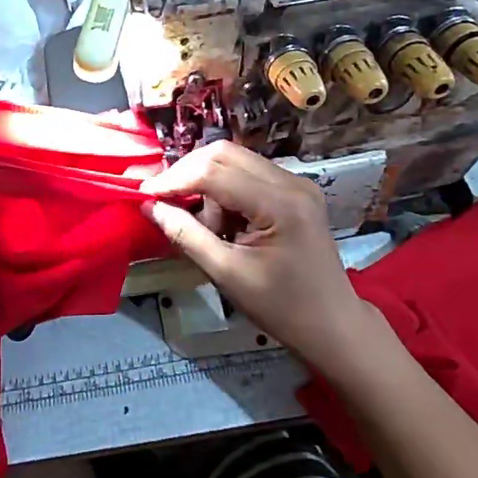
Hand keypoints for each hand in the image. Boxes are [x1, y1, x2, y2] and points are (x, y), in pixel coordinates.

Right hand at [138, 142, 387, 372]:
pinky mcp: (297, 191)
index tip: (145, 195)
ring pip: (236, 161)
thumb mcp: (227, 274)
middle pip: (225, 153)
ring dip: (208, 184)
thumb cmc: (281, 307)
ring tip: (204, 226)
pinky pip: (250, 175)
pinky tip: (223, 222)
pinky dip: (226, 191)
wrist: (332, 324)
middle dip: (188, 173)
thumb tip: (150, 207)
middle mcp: (292, 182)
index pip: (214, 172)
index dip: (174, 180)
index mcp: (280, 203)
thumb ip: (186, 235)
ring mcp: (297, 184)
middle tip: (164, 201)